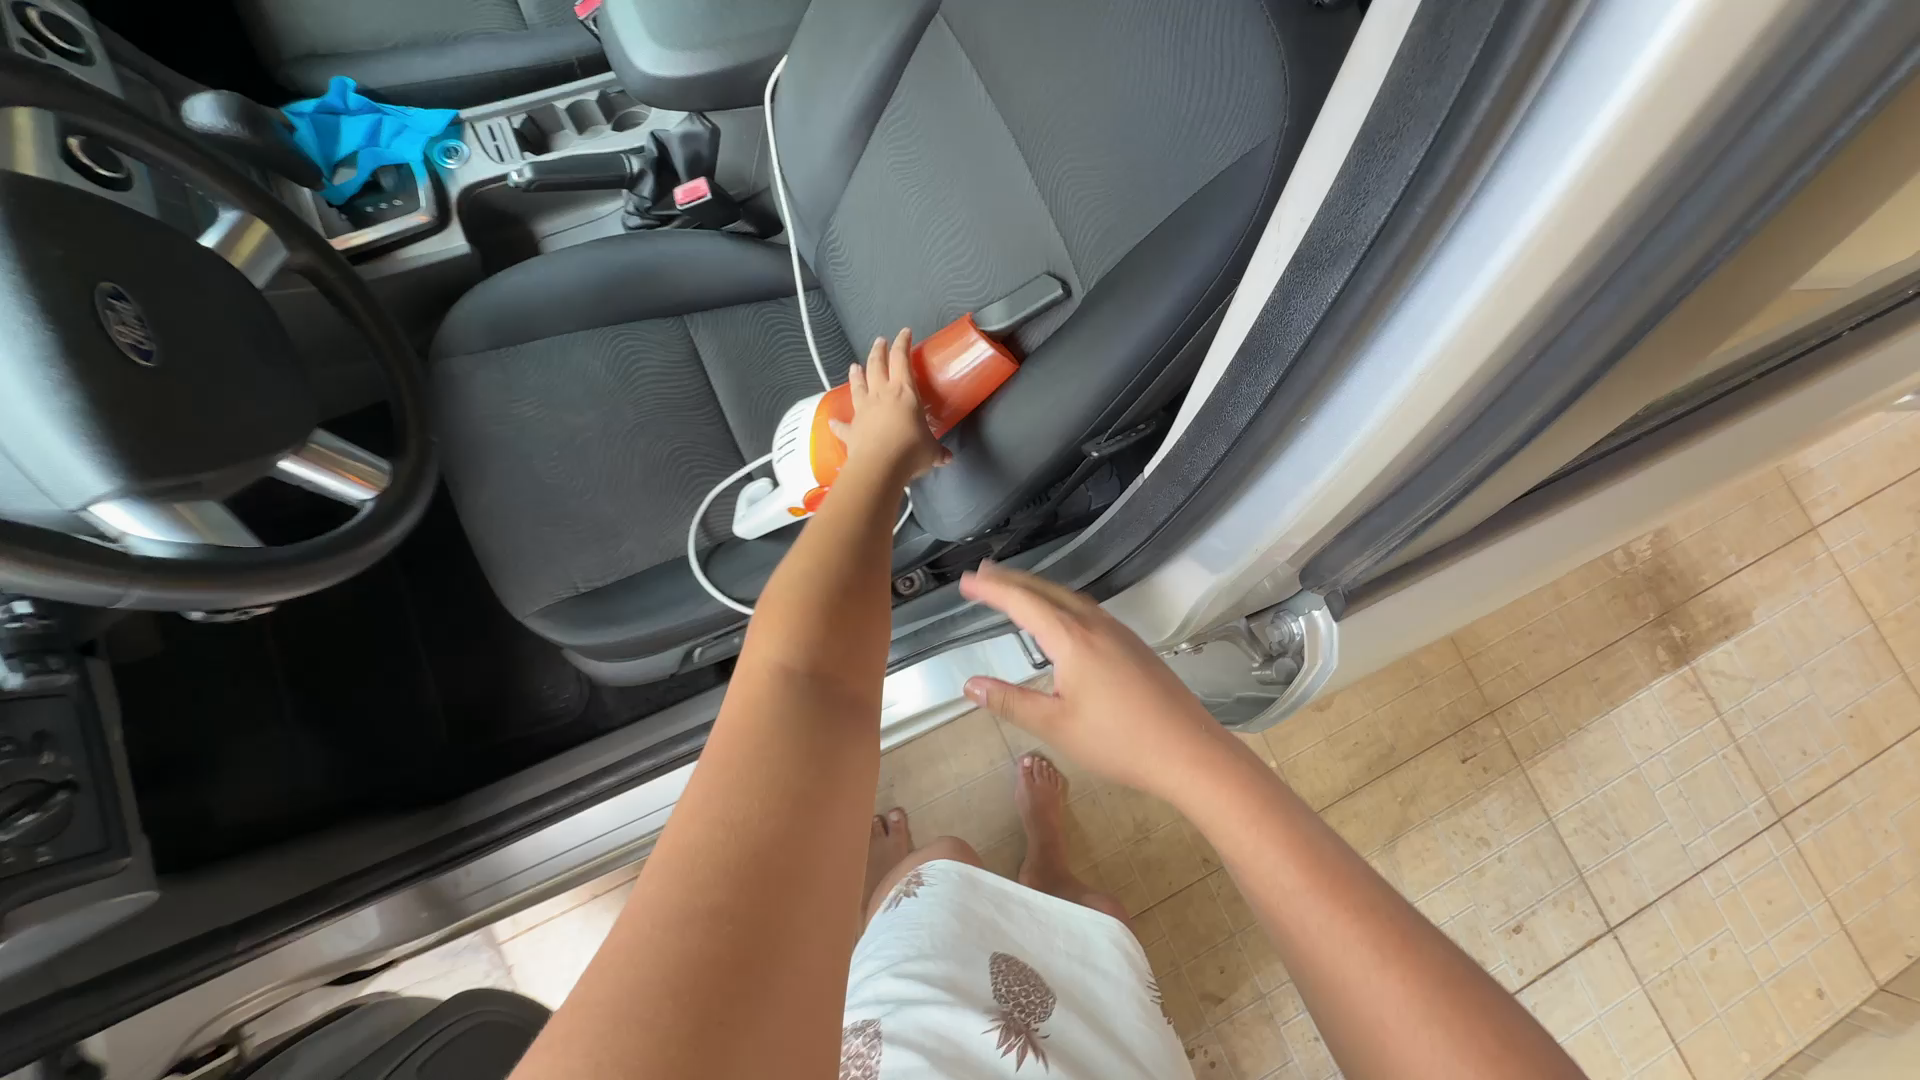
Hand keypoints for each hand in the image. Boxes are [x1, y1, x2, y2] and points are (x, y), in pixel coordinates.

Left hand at [830, 329, 951, 481]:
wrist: (880, 466)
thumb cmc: (910, 451)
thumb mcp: (931, 451)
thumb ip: (937, 451)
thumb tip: (947, 457)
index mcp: (904, 392)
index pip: (902, 359)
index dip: (903, 343)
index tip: (904, 332)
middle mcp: (881, 395)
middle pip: (876, 365)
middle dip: (878, 351)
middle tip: (880, 341)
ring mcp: (863, 410)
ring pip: (858, 386)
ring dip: (856, 375)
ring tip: (854, 366)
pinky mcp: (851, 429)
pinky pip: (842, 425)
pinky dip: (837, 423)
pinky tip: (833, 421)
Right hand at [959, 562, 1244, 802]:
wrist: (1191, 752)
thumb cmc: (1120, 742)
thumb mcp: (1056, 726)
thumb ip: (1011, 702)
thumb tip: (970, 685)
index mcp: (1072, 639)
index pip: (1022, 602)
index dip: (991, 589)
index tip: (965, 581)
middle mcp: (1096, 625)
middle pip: (1047, 591)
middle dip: (1012, 580)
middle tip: (983, 573)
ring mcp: (1119, 633)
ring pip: (1071, 598)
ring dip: (1039, 589)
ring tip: (1015, 589)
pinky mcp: (1134, 646)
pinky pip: (1089, 610)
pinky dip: (1062, 602)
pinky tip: (1062, 618)